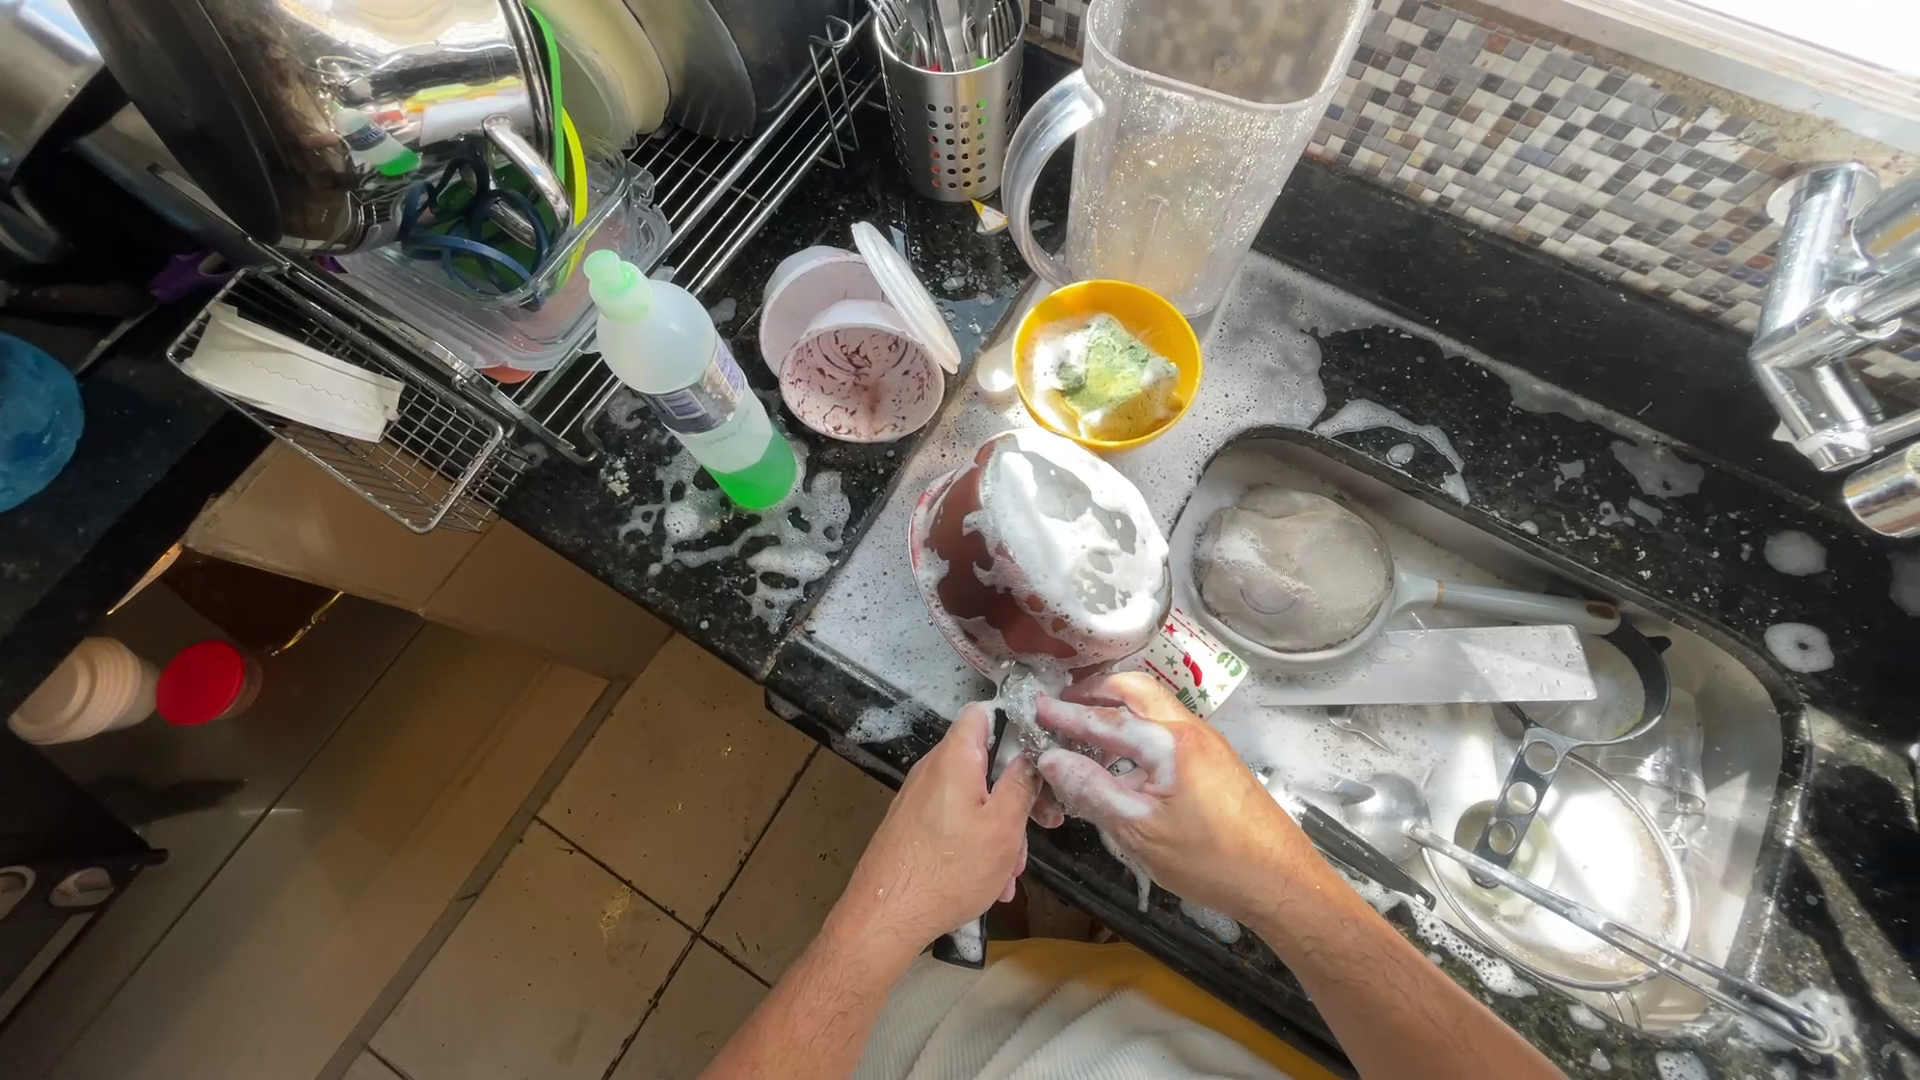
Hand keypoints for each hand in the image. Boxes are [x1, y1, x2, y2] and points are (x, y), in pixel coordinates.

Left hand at [833, 702, 1040, 957]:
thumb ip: (1020, 786)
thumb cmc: (948, 870)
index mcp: (954, 758)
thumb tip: (1031, 756)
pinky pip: (953, 821)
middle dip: (1011, 798)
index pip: (981, 713)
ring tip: (1008, 875)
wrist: (883, 917)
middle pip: (982, 764)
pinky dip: (974, 844)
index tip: (1036, 754)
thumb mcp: (1002, 829)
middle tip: (1029, 835)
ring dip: (996, 831)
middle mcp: (932, 769)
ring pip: (971, 799)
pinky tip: (988, 884)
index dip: (1012, 724)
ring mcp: (919, 798)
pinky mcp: (912, 824)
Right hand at [1032, 673, 1316, 924]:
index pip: (1106, 719)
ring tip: (1088, 727)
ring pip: (1153, 703)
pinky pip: (1166, 724)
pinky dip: (1137, 724)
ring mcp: (1205, 740)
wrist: (1282, 882)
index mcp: (1169, 743)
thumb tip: (1053, 760)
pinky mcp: (1214, 758)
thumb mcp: (1140, 830)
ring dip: (1117, 705)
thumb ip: (1093, 790)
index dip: (1067, 714)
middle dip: (1095, 690)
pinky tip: (1124, 756)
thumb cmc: (1211, 860)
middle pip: (1135, 688)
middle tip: (1065, 704)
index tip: (1037, 709)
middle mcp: (1189, 729)